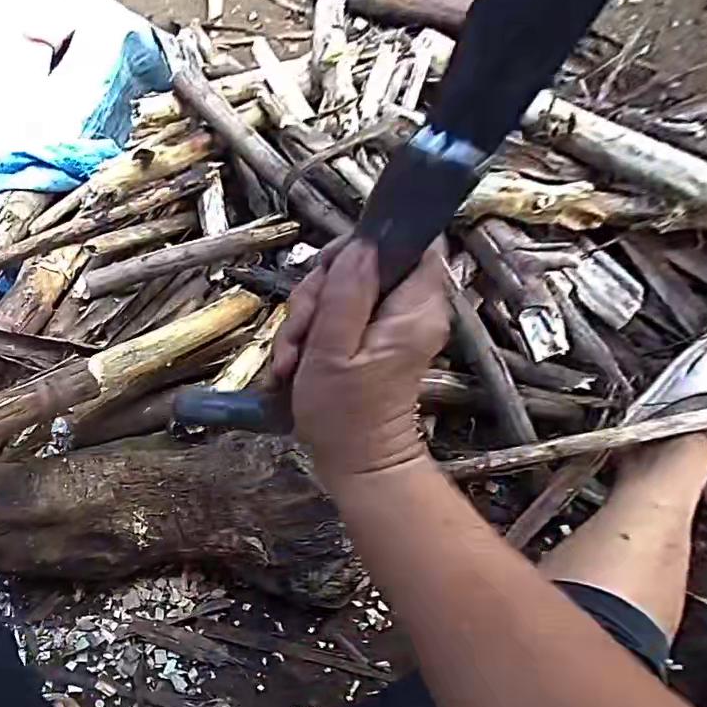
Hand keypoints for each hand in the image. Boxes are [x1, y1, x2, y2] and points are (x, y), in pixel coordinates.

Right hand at [268, 237, 451, 483]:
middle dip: (317, 296)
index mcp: (414, 308)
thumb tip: (360, 245)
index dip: (365, 246)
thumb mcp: (333, 353)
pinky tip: (294, 366)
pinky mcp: (366, 342)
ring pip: (337, 295)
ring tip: (292, 361)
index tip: (328, 272)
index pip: (410, 243)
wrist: (353, 462)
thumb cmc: (344, 415)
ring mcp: (385, 327)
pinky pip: (333, 319)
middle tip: (300, 334)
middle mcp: (407, 310)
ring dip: (304, 323)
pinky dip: (307, 339)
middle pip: (360, 269)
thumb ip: (346, 296)